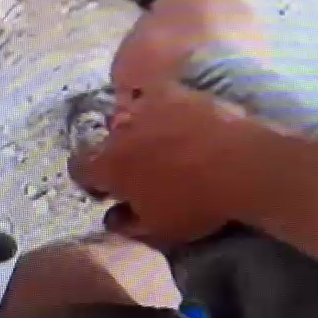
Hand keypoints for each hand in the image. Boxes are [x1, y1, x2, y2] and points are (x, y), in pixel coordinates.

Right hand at [68, 79, 267, 247]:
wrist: (239, 159)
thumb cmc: (195, 201)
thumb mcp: (159, 228)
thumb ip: (127, 223)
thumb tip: (112, 215)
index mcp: (110, 163)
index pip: (78, 166)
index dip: (89, 180)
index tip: (107, 191)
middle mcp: (121, 128)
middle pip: (107, 140)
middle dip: (118, 154)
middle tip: (141, 171)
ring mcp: (147, 103)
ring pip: (131, 117)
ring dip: (139, 131)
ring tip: (165, 146)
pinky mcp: (172, 89)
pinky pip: (157, 99)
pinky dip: (163, 112)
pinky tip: (182, 126)